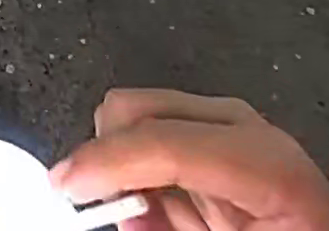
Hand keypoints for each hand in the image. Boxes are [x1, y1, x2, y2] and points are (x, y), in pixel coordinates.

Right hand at [50, 89, 328, 230]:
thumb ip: (168, 223)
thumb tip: (117, 212)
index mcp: (264, 160)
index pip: (165, 142)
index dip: (107, 161)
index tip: (64, 186)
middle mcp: (244, 127)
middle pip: (138, 109)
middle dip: (108, 153)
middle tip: (102, 207)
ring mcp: (232, 127)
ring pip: (137, 117)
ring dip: (123, 165)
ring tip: (144, 216)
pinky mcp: (219, 137)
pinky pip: (153, 137)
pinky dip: (139, 172)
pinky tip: (156, 212)